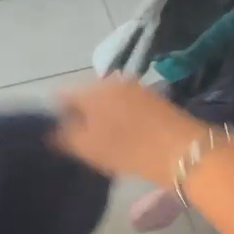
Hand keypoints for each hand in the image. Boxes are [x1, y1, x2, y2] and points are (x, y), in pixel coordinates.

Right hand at [53, 78, 213, 185]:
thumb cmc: (130, 150)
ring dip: (99, 118)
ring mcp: (135, 88)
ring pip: (106, 102)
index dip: (53, 115)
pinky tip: (121, 138)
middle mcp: (111, 81)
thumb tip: (48, 131)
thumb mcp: (89, 148)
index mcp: (91, 89)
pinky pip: (124, 106)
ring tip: (98, 144)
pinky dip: (118, 119)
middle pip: (85, 98)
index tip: (54, 136)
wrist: (185, 151)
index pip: (61, 96)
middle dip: (78, 117)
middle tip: (76, 143)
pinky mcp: (153, 99)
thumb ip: (63, 137)